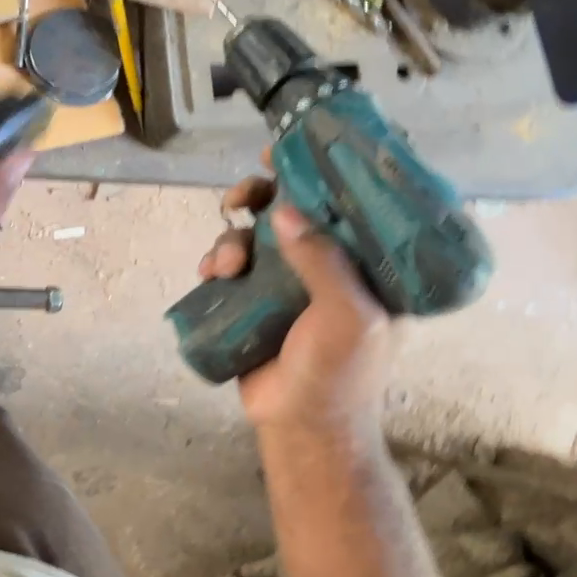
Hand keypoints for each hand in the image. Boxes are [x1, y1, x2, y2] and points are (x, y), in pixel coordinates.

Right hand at [198, 174, 390, 432]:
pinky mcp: (254, 298)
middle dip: (260, 196)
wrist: (298, 425)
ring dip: (232, 237)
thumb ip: (323, 262)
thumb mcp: (348, 316)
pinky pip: (231, 263)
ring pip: (254, 233)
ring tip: (224, 263)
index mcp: (366, 264)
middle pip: (291, 208)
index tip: (290, 151)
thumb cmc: (339, 374)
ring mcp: (288, 281)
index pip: (348, 202)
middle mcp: (327, 263)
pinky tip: (210, 273)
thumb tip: (285, 211)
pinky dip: (216, 260)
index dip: (321, 172)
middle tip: (240, 196)